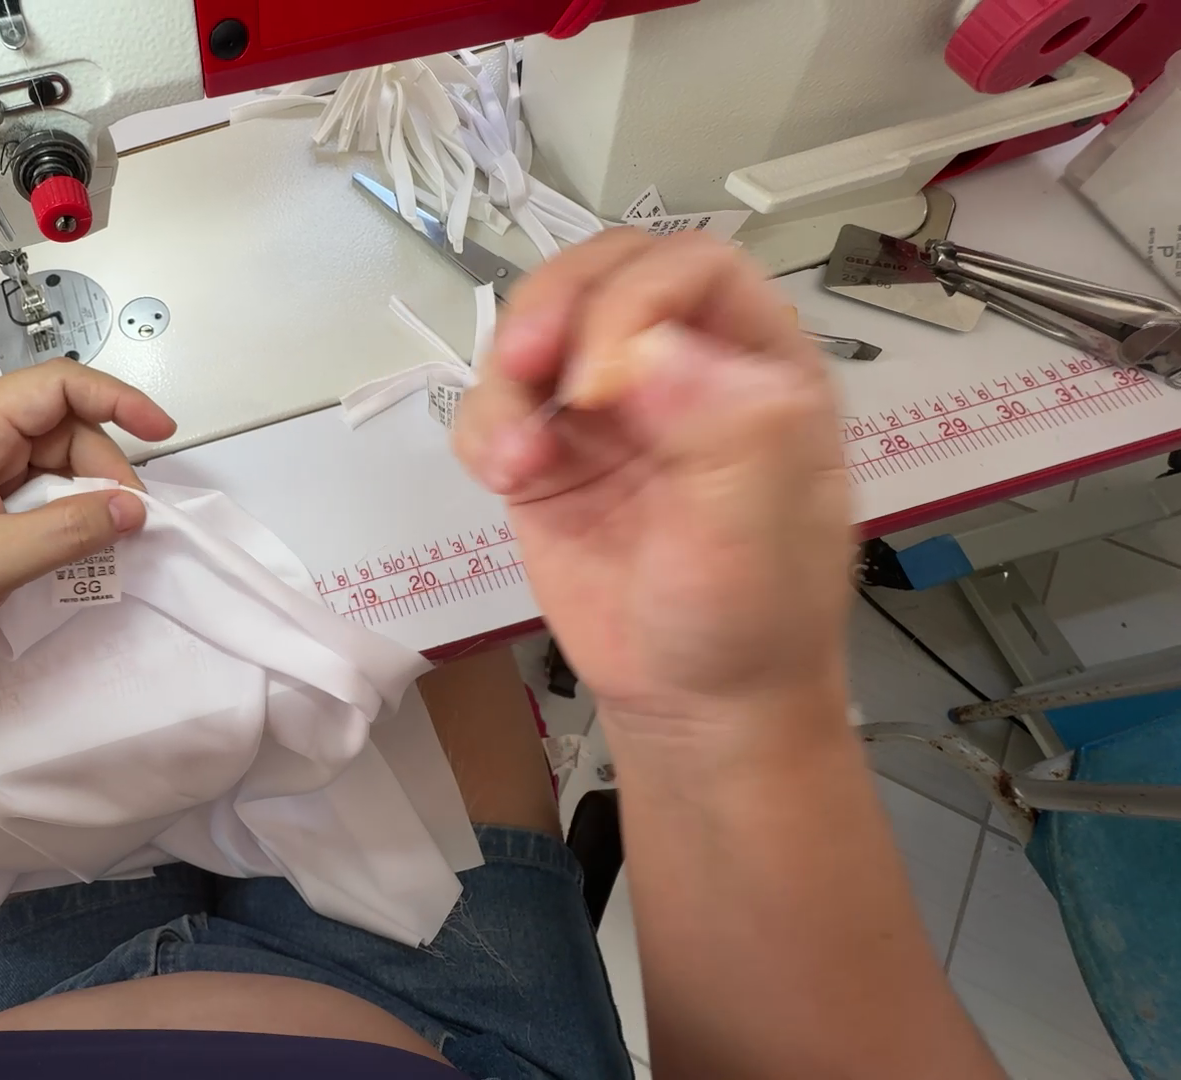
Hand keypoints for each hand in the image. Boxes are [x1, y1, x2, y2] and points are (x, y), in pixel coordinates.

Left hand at [0, 359, 175, 664]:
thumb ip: (68, 531)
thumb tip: (134, 510)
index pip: (56, 386)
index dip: (117, 399)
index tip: (162, 433)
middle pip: (61, 427)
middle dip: (103, 468)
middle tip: (128, 521)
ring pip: (53, 461)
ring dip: (86, 494)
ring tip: (105, 537)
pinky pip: (36, 490)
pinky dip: (64, 512)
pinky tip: (77, 540)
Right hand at [453, 230, 852, 751]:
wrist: (682, 696)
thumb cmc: (744, 619)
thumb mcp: (758, 535)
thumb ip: (730, 435)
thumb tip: (650, 353)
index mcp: (749, 363)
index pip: (684, 269)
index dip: (629, 302)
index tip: (597, 390)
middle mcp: (668, 370)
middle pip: (593, 278)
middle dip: (546, 310)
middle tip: (520, 365)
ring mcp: (595, 414)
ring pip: (526, 338)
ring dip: (501, 387)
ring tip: (511, 467)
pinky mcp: (540, 457)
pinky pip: (489, 410)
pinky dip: (478, 433)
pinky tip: (499, 482)